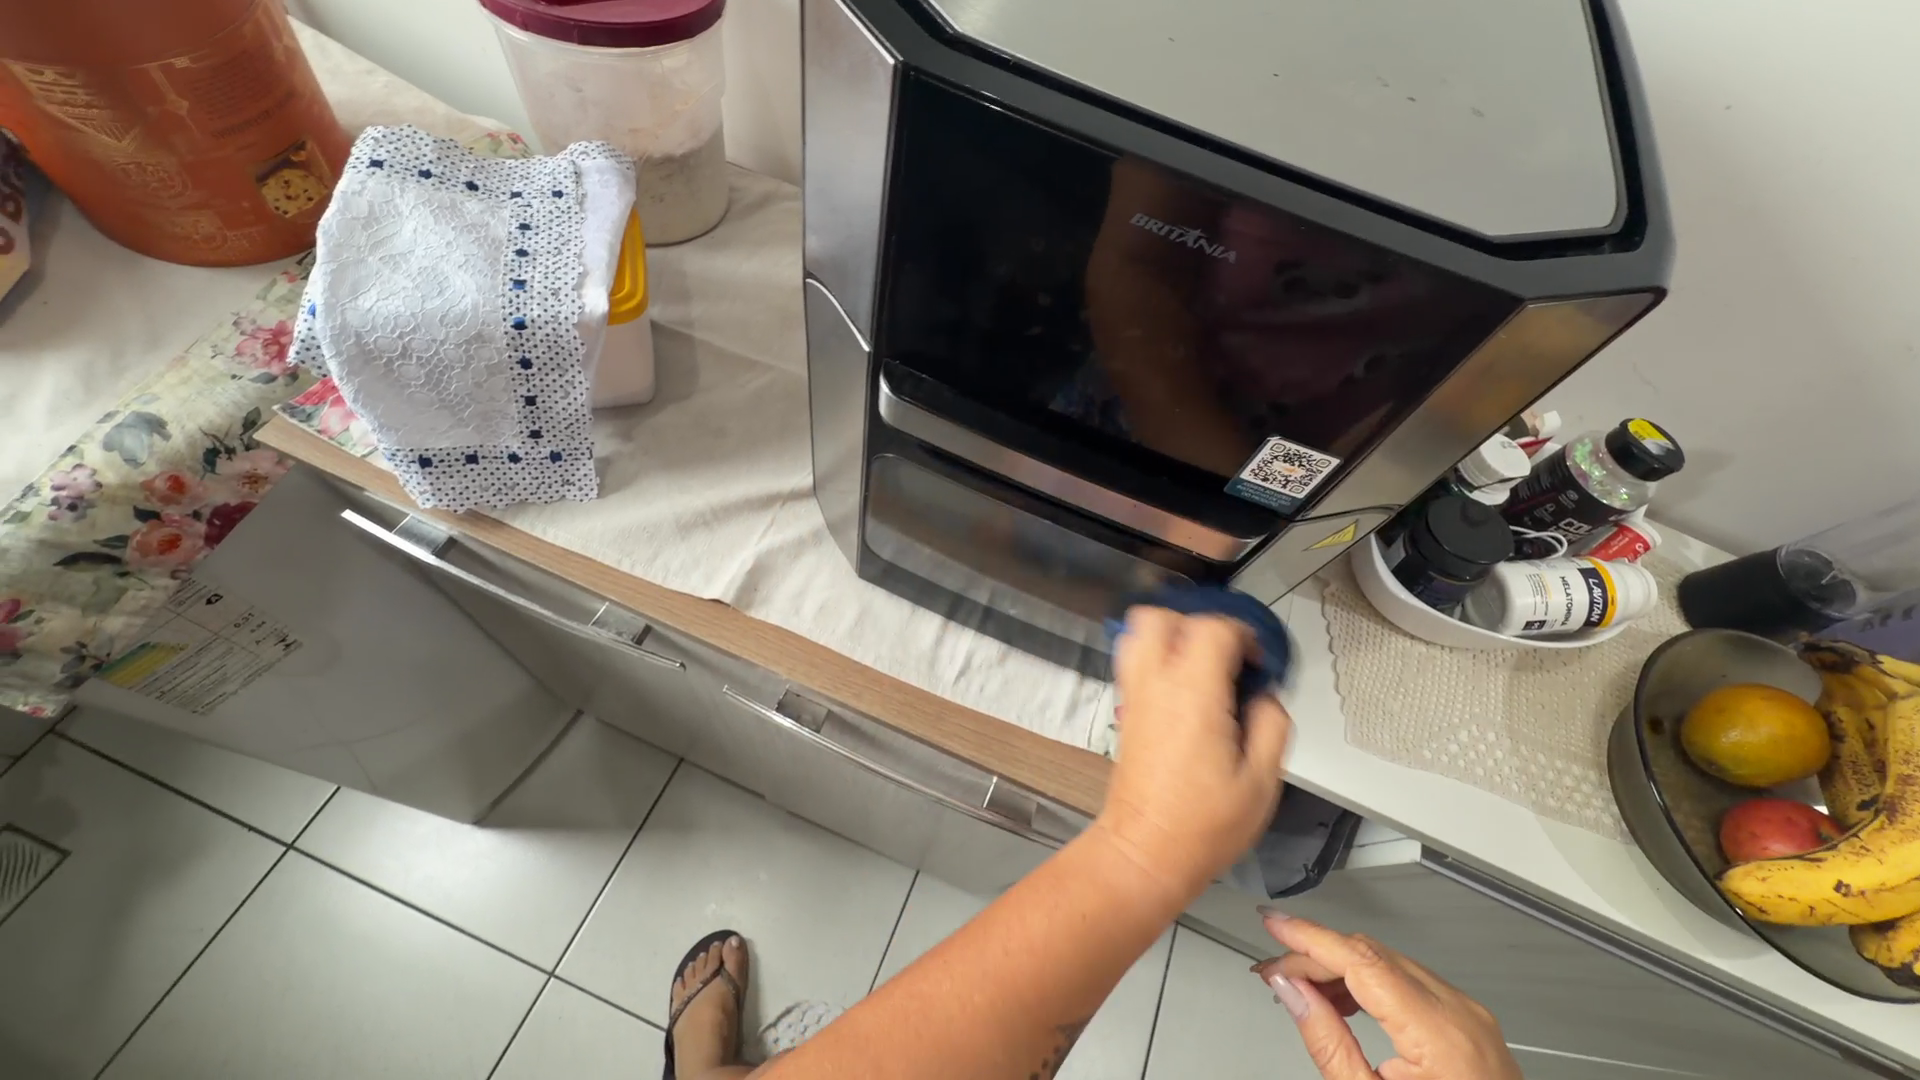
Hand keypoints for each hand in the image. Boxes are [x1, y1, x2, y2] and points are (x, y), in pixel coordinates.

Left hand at [1093, 607, 1290, 902]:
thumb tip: (1266, 697)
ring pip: (1138, 631)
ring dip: (1171, 634)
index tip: (1259, 658)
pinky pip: (1133, 660)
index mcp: (1193, 694)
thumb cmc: (1201, 825)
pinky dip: (1156, 656)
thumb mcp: (1261, 780)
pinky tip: (1184, 686)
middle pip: (1162, 616)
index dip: (1243, 633)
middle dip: (1198, 622)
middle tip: (1227, 652)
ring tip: (1202, 662)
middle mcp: (1156, 685)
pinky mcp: (1125, 710)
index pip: (1213, 628)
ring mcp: (1134, 695)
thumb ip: (1272, 724)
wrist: (1145, 850)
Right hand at [1251, 913, 1521, 1079]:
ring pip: (1385, 962)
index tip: (1272, 922)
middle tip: (1273, 974)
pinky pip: (1405, 980)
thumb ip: (1327, 1042)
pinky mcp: (1467, 1021)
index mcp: (1440, 1035)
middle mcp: (1460, 1012)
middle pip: (1370, 955)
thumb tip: (1289, 988)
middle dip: (1315, 955)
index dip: (1310, 936)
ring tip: (1298, 988)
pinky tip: (1338, 1000)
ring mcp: (1468, 1014)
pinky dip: (1365, 981)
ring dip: (1337, 967)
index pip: (1362, 961)